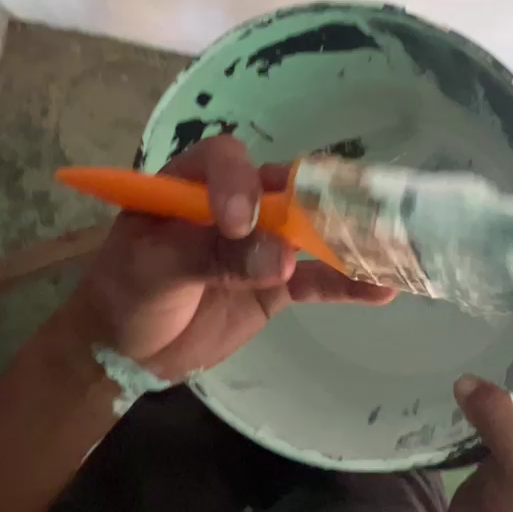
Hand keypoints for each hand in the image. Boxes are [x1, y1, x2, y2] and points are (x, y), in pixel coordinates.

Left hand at [66, 134, 395, 382]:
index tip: (241, 222)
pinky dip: (345, 282)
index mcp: (192, 182)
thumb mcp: (153, 269)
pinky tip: (382, 288)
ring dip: (344, 237)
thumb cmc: (125, 293)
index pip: (225, 161)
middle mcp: (234, 203)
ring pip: (308, 231)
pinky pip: (314, 279)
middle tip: (350, 217)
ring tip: (387, 244)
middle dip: (317, 200)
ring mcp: (258, 244)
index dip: (240, 182)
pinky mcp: (274, 285)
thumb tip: (279, 258)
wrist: (126, 349)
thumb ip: (211, 258)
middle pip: (283, 189)